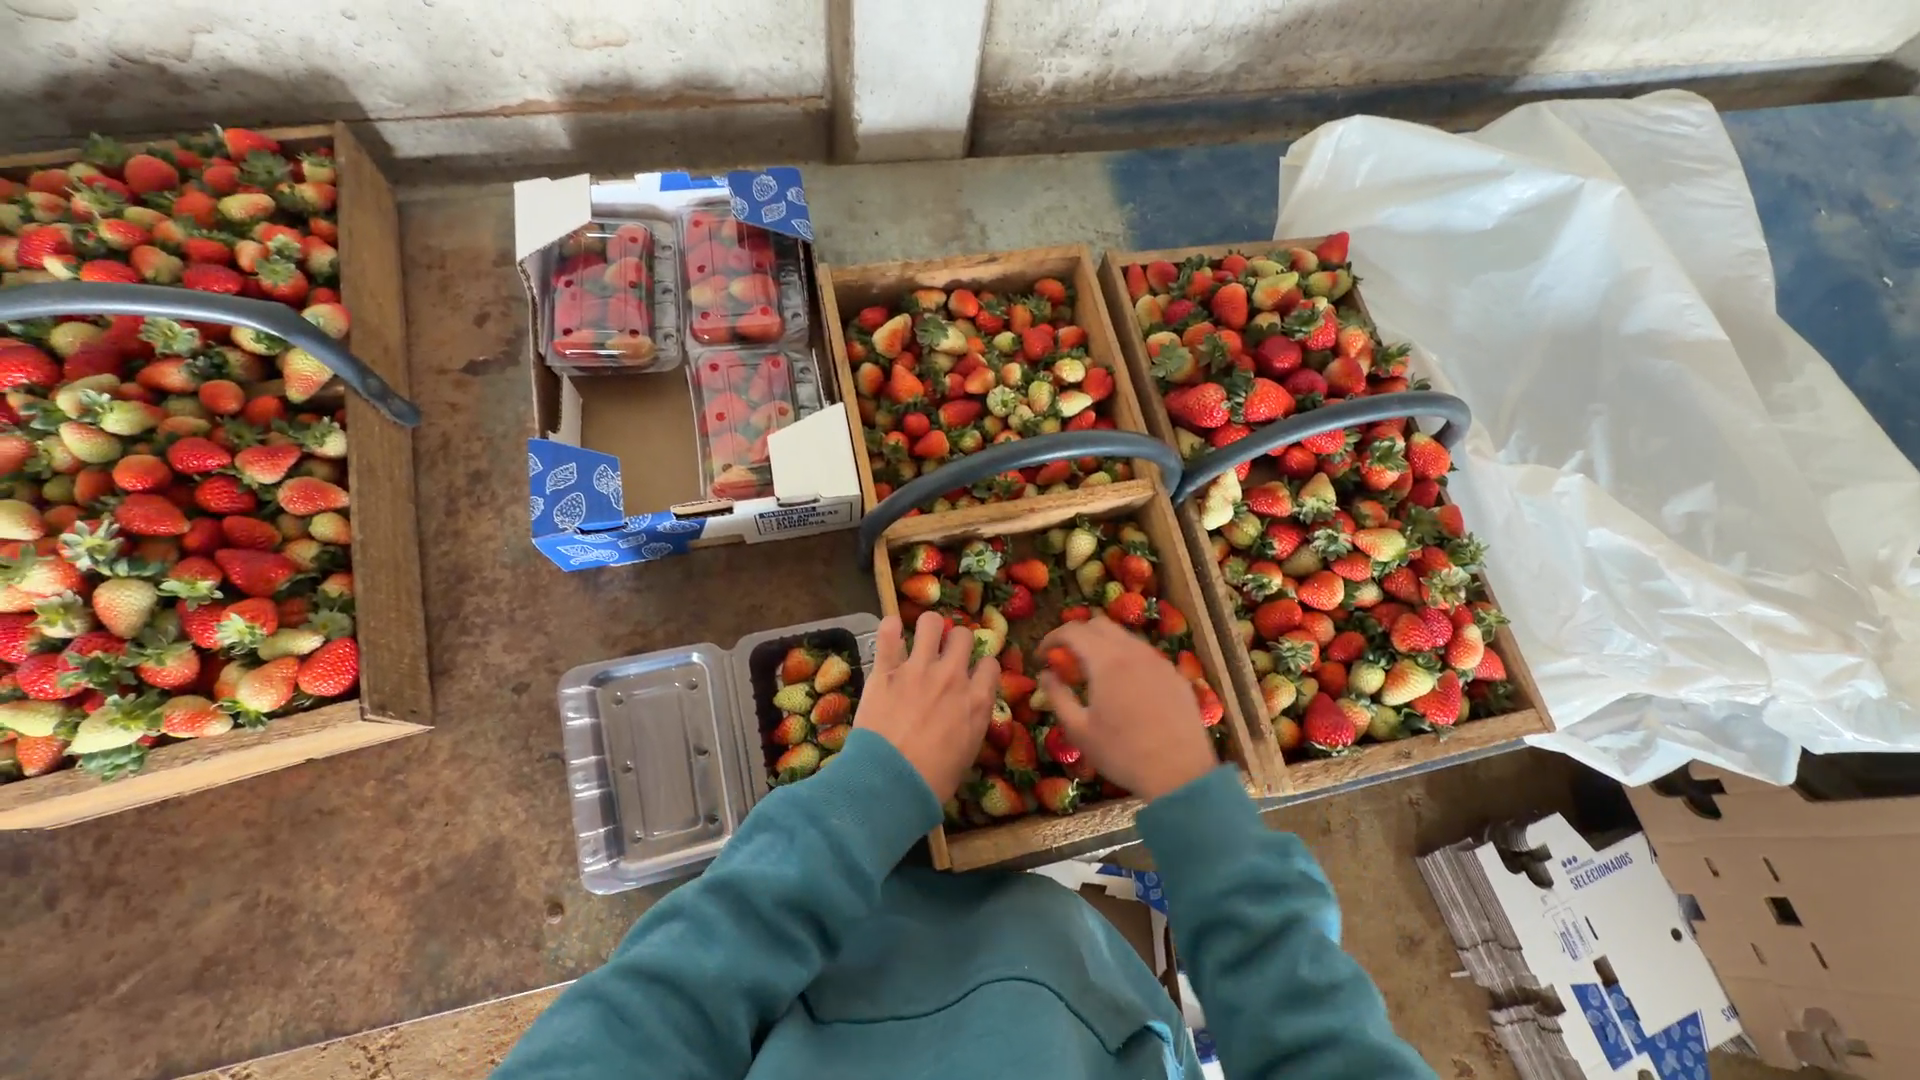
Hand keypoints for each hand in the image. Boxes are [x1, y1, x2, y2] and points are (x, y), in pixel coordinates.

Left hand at [855, 611, 1000, 802]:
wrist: (890, 783)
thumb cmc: (933, 780)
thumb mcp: (967, 754)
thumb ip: (971, 723)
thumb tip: (966, 714)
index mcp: (977, 700)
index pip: (990, 664)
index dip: (982, 667)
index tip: (974, 673)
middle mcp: (952, 677)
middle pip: (964, 636)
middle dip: (957, 641)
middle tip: (946, 653)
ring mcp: (918, 669)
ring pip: (932, 623)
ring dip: (930, 627)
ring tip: (923, 636)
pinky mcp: (886, 670)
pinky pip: (888, 633)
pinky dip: (889, 627)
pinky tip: (891, 630)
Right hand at [1038, 616, 1217, 800]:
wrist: (1180, 774)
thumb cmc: (1122, 753)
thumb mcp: (1078, 730)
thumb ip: (1057, 696)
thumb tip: (1045, 675)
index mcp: (1107, 661)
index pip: (1073, 630)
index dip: (1052, 637)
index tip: (1041, 656)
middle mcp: (1134, 652)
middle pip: (1100, 625)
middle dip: (1078, 635)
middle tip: (1066, 660)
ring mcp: (1159, 662)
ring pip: (1126, 638)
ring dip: (1104, 645)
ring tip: (1095, 673)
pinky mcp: (1176, 676)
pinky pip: (1146, 655)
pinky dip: (1127, 659)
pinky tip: (1126, 687)